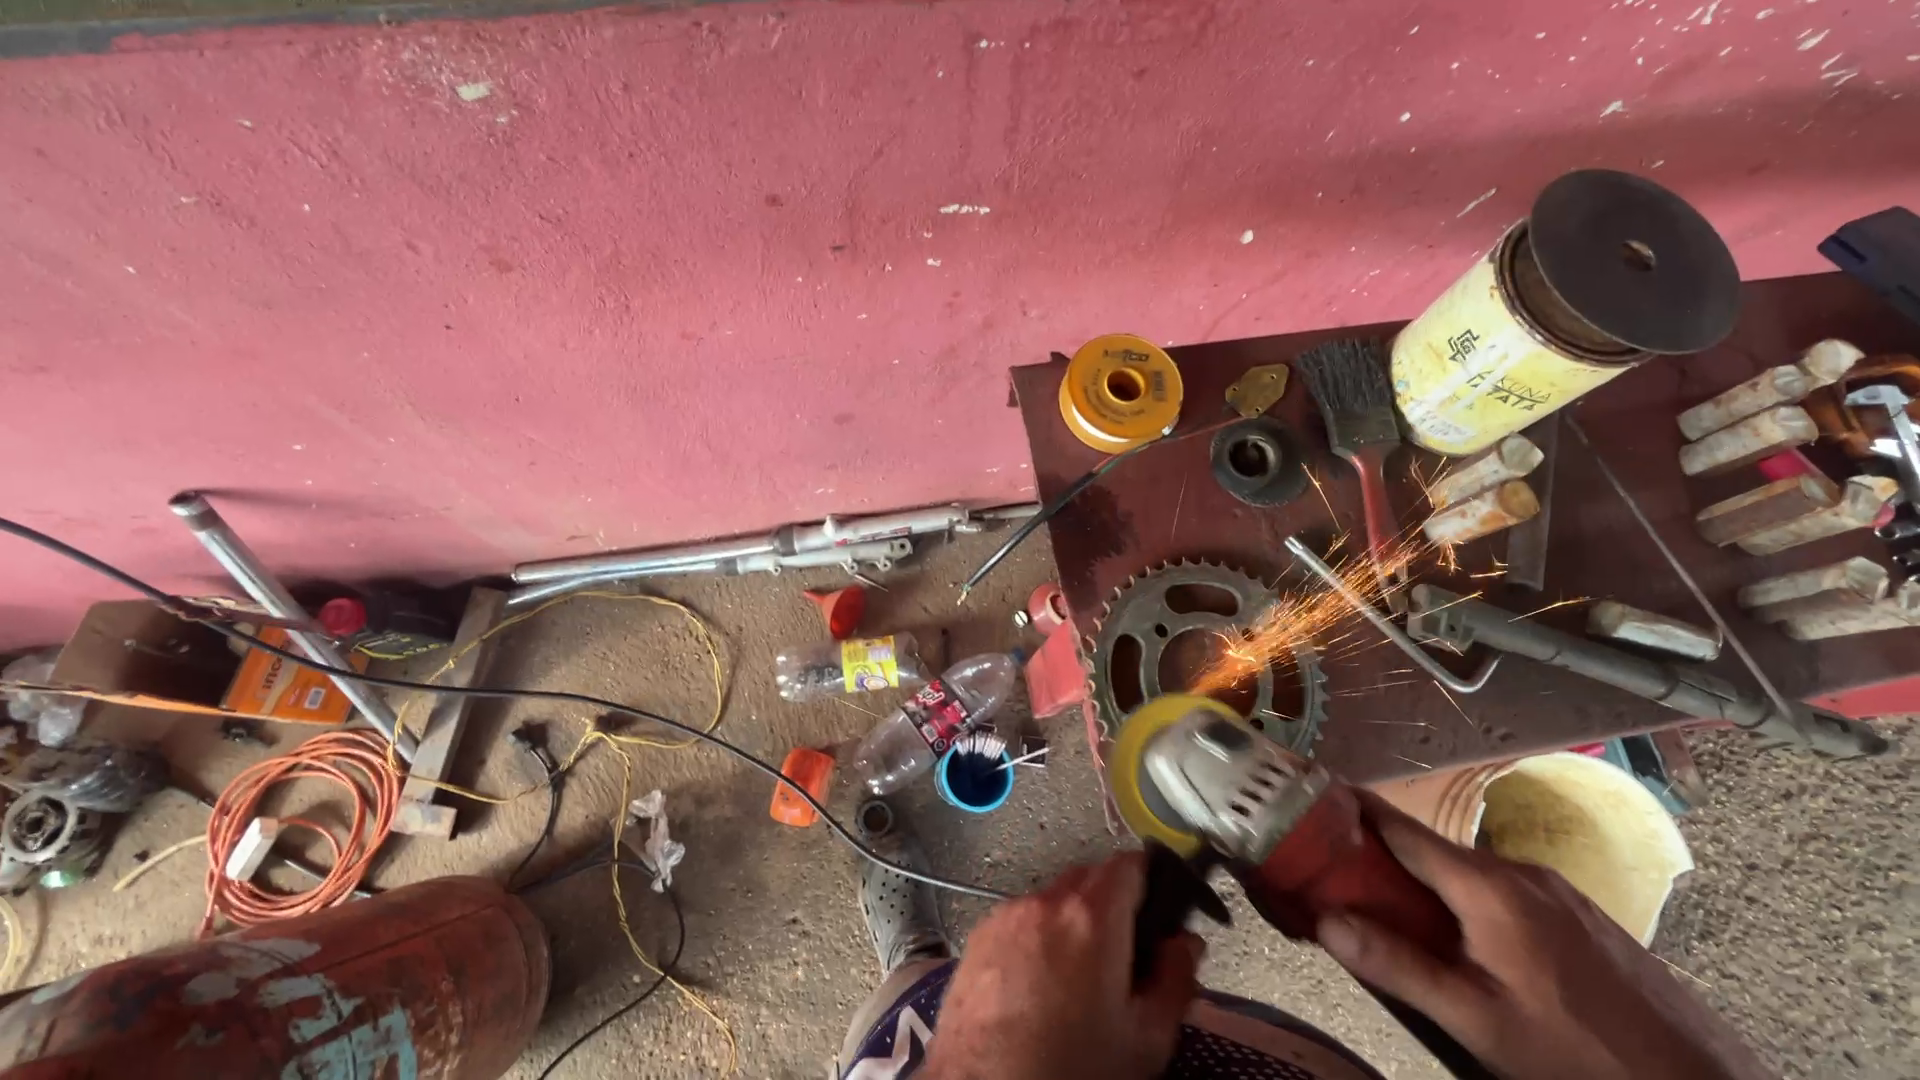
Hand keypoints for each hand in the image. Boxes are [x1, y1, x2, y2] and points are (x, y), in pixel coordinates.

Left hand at [921, 852, 1202, 1079]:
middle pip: (1090, 878)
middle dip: (1112, 904)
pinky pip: (1020, 919)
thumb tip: (1185, 943)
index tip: (1158, 906)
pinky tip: (1038, 983)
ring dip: (1071, 921)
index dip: (1150, 878)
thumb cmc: (1071, 1068)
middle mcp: (1046, 902)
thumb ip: (1176, 980)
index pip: (1129, 863)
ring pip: (1052, 899)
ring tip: (1077, 977)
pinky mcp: (978, 935)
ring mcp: (1006, 916)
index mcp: (1092, 917)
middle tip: (1125, 953)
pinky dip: (1036, 937)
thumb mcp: (1144, 1039)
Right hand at [1316, 791, 1769, 1079]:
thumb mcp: (1478, 1020)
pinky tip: (1458, 939)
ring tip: (1387, 914)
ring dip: (1419, 882)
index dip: (1350, 807)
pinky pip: (1496, 888)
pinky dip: (1459, 898)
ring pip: (1463, 871)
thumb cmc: (1577, 1051)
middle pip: (1428, 849)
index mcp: (1487, 886)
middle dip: (1376, 857)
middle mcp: (1517, 870)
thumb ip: (1398, 966)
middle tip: (1332, 875)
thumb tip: (1323, 919)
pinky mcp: (1574, 911)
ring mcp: (1551, 888)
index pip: (1400, 827)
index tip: (1307, 795)